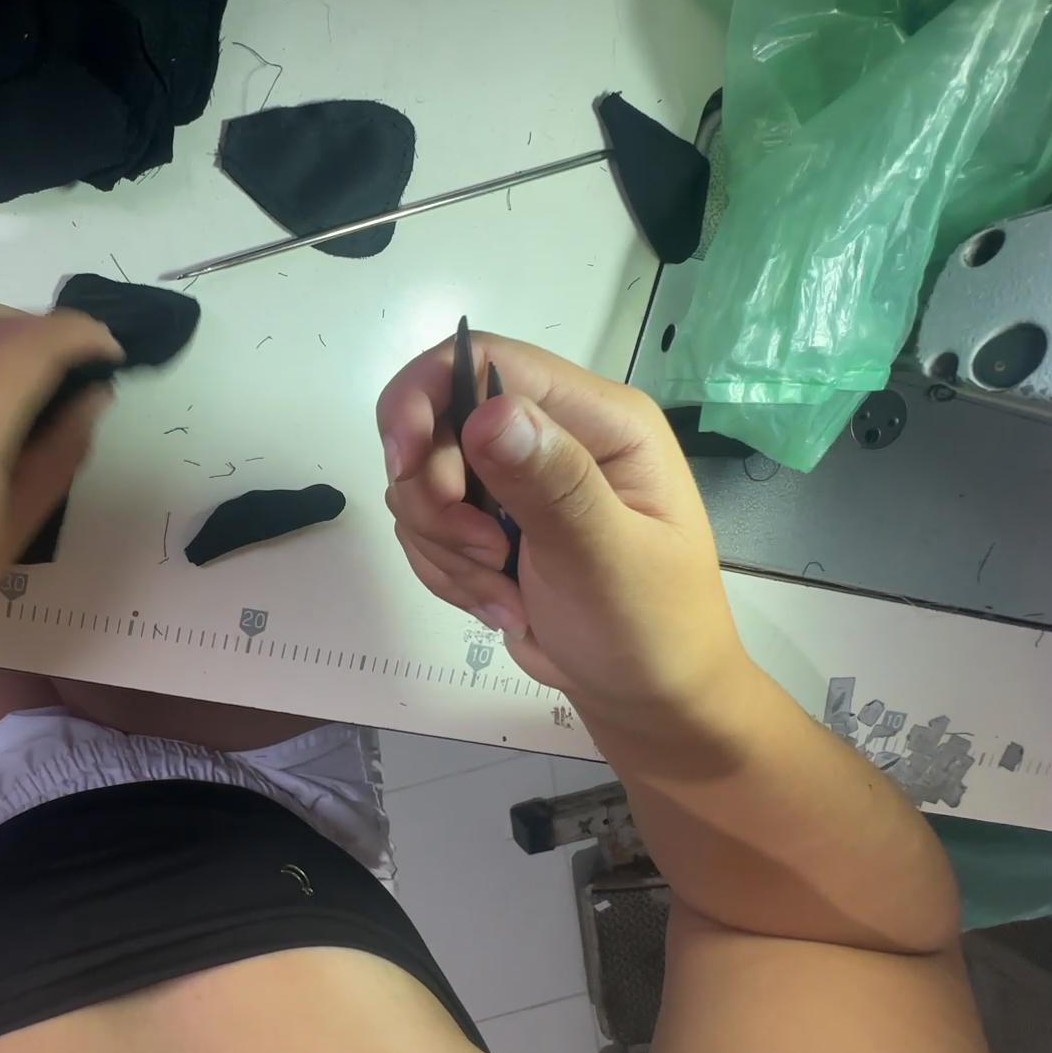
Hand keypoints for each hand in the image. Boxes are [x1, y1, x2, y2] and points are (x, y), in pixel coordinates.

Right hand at [376, 331, 750, 715]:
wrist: (639, 691)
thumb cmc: (648, 626)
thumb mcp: (606, 558)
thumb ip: (551, 484)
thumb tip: (488, 413)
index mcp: (592, 419)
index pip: (479, 361)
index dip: (421, 400)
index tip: (403, 467)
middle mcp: (541, 433)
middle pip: (430, 428)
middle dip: (436, 503)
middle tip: (485, 556)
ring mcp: (503, 476)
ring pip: (416, 486)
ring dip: (443, 548)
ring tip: (503, 592)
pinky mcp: (476, 516)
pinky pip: (417, 528)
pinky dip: (440, 569)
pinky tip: (494, 600)